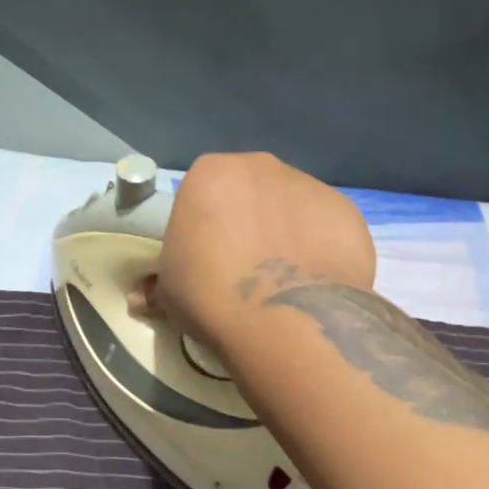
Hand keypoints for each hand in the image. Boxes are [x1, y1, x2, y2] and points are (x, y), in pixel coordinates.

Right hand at [148, 152, 377, 353]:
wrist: (283, 321)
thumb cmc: (210, 298)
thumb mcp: (169, 295)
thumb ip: (157, 286)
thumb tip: (140, 298)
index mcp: (209, 174)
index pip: (202, 193)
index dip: (204, 227)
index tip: (206, 261)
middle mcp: (261, 166)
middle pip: (251, 192)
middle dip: (248, 224)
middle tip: (245, 272)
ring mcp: (310, 185)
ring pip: (292, 208)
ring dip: (287, 234)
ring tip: (284, 283)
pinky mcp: (348, 212)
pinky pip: (327, 229)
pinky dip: (321, 250)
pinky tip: (316, 285)